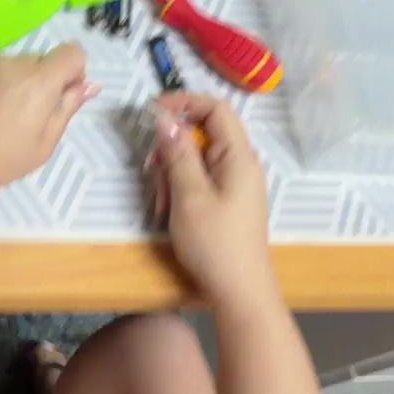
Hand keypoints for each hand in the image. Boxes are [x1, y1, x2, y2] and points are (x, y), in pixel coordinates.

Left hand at [0, 43, 98, 205]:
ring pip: (10, 66)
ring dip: (12, 83)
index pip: (72, 52)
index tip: (61, 97)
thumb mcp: (42, 146)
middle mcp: (11, 63)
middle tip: (23, 118)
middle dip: (41, 82)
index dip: (73, 72)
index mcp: (39, 81)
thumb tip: (88, 86)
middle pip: (39, 61)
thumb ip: (67, 110)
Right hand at [149, 92, 275, 306]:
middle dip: (173, 145)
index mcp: (239, 157)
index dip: (185, 102)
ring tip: (162, 200)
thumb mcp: (189, 195)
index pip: (216, 108)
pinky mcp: (227, 201)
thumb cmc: (214, 242)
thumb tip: (165, 117)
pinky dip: (181, 186)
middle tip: (152, 169)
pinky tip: (170, 209)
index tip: (152, 112)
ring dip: (173, 170)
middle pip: (204, 132)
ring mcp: (235, 184)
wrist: (238, 291)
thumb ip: (178, 153)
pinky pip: (201, 179)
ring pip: (198, 158)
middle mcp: (241, 165)